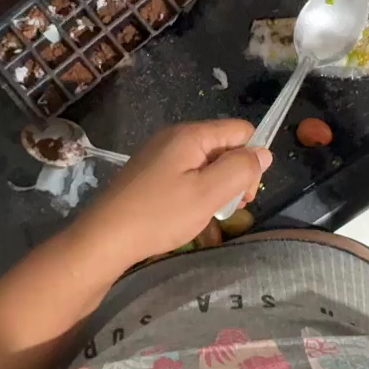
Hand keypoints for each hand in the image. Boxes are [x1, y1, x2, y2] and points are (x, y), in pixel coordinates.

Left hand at [67, 120, 271, 270]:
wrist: (105, 238)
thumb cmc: (159, 215)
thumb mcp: (208, 193)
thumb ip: (240, 169)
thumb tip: (264, 152)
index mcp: (190, 135)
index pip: (241, 131)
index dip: (251, 159)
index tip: (245, 193)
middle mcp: (174, 137)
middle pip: (223, 146)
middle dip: (234, 175)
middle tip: (228, 210)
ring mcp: (159, 155)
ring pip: (205, 163)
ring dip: (215, 188)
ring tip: (206, 215)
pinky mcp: (149, 174)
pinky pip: (185, 174)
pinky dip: (194, 192)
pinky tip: (186, 214)